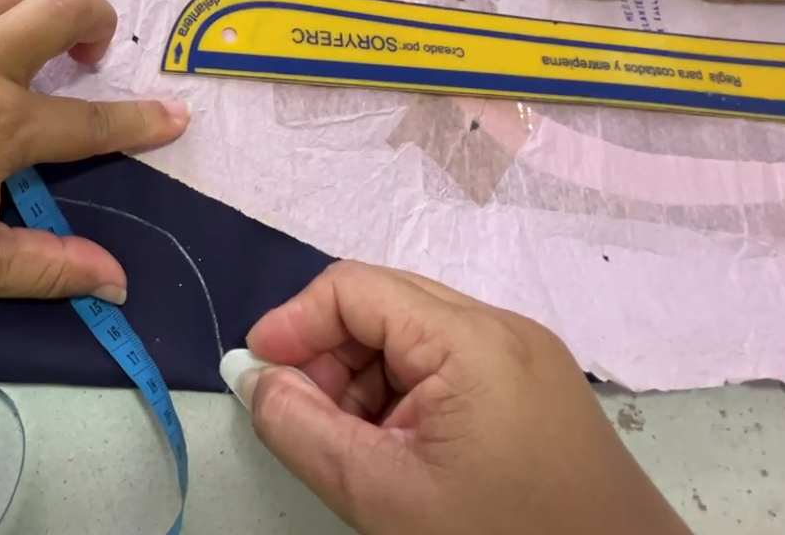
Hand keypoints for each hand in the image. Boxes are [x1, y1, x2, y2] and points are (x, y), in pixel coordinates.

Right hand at [236, 262, 689, 534]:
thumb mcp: (384, 496)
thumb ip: (300, 428)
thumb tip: (252, 378)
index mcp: (472, 340)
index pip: (353, 288)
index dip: (295, 322)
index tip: (257, 370)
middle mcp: (500, 328)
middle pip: (380, 305)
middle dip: (326, 352)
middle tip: (302, 413)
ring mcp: (522, 356)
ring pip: (406, 332)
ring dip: (360, 375)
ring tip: (349, 439)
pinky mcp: (532, 385)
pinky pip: (441, 361)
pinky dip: (399, 391)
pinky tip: (395, 445)